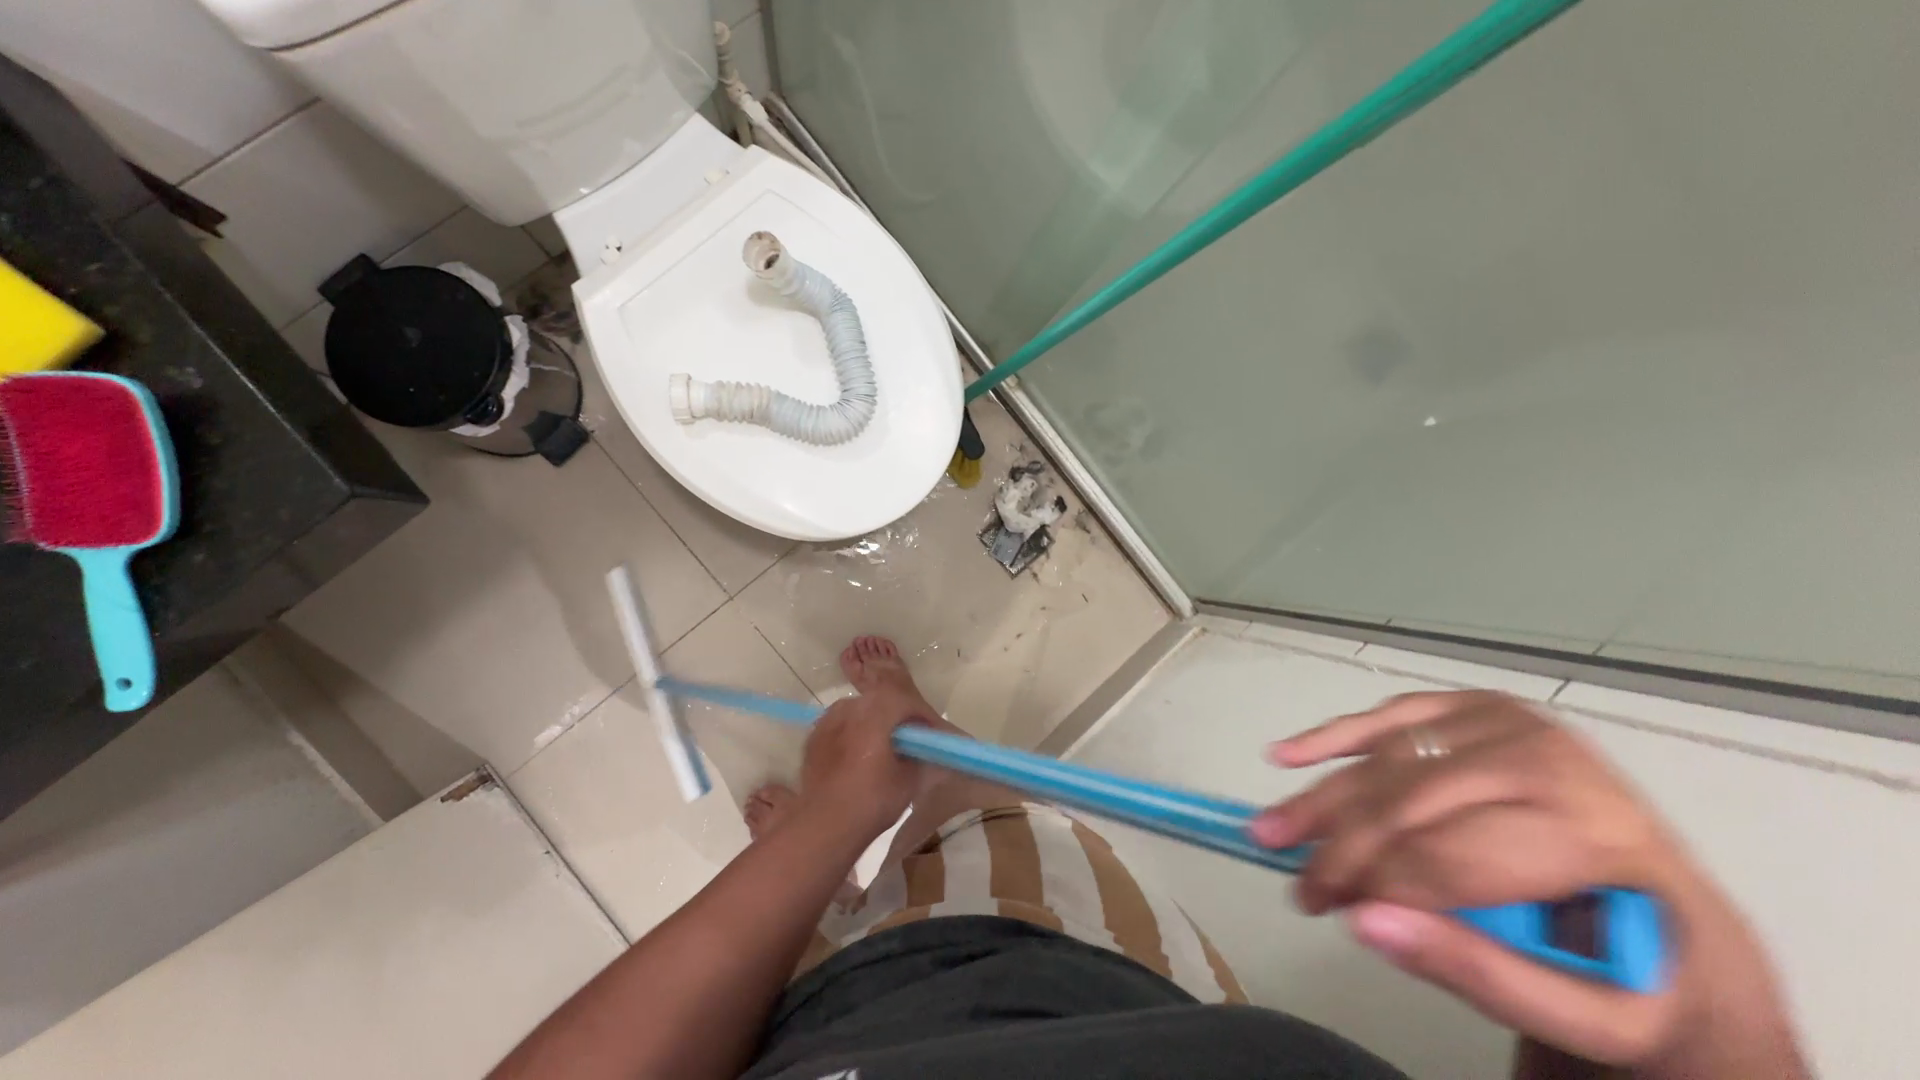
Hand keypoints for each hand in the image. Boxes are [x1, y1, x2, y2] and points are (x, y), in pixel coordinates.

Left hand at [799, 689, 925, 838]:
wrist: (823, 826)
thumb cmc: (871, 802)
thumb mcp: (909, 780)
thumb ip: (920, 756)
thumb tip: (923, 749)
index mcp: (873, 714)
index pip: (904, 699)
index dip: (921, 713)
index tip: (932, 731)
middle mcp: (848, 709)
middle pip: (880, 700)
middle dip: (898, 715)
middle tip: (911, 738)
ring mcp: (826, 721)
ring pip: (859, 710)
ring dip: (875, 721)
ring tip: (883, 746)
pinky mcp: (813, 737)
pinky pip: (841, 725)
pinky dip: (854, 732)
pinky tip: (858, 755)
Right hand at [1253, 691, 1804, 1075]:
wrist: (1681, 921)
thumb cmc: (1634, 974)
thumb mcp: (1584, 1015)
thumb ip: (1478, 975)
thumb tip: (1365, 922)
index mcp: (1591, 835)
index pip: (1450, 853)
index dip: (1379, 882)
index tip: (1332, 912)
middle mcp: (1551, 763)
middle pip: (1410, 802)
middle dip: (1343, 848)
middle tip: (1300, 888)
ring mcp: (1515, 727)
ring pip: (1390, 759)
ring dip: (1323, 797)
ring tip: (1270, 833)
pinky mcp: (1486, 711)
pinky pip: (1397, 716)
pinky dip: (1337, 734)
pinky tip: (1286, 754)